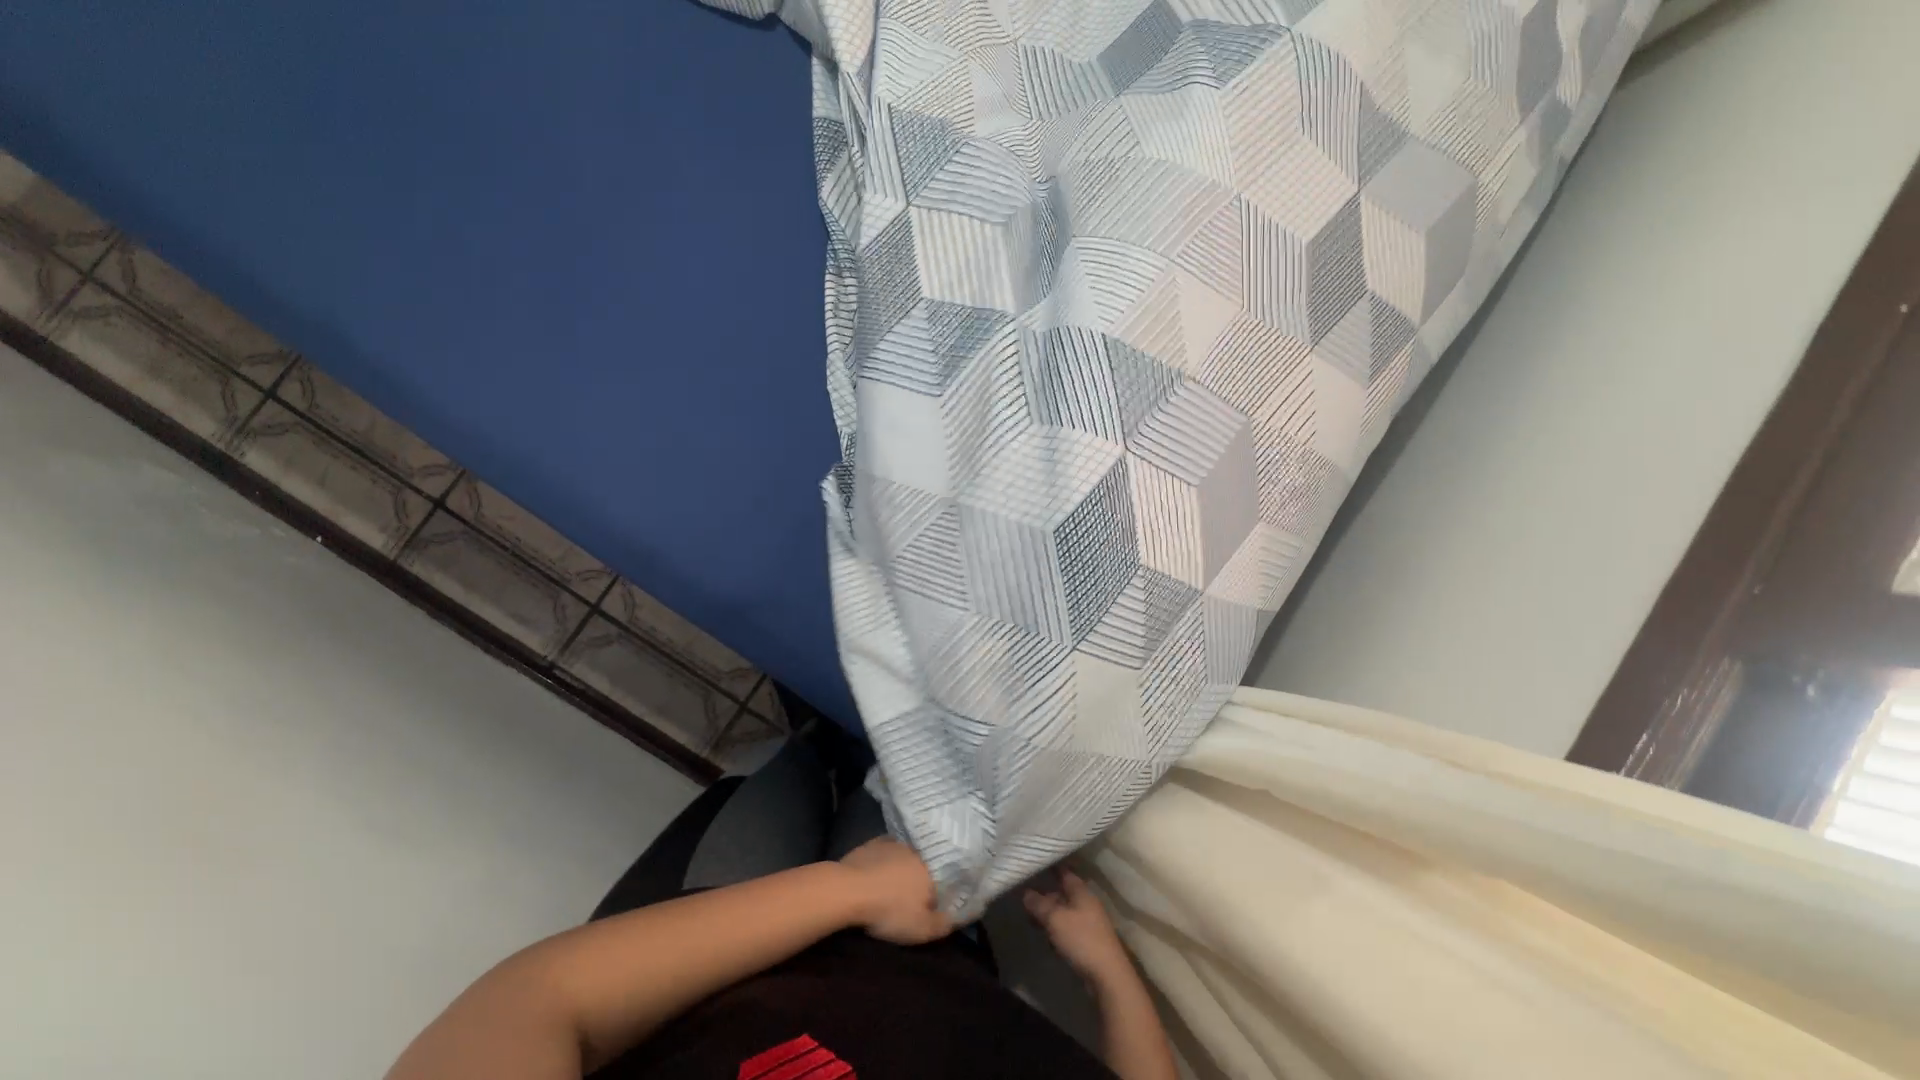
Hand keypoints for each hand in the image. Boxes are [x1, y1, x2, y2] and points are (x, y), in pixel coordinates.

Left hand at [837, 838, 952, 945]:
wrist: (849, 890)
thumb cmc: (889, 910)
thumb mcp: (922, 929)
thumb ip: (943, 924)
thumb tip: (956, 918)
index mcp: (932, 871)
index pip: (942, 883)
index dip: (937, 897)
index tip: (928, 909)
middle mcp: (917, 852)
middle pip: (923, 868)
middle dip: (919, 881)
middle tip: (907, 899)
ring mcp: (894, 844)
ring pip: (904, 857)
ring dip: (901, 869)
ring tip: (890, 887)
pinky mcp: (873, 842)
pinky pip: (884, 852)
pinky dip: (883, 861)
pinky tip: (875, 873)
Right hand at [1024, 868, 1130, 981]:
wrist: (1107, 975)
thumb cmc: (1081, 940)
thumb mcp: (1055, 919)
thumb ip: (1039, 904)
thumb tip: (1026, 892)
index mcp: (1082, 892)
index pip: (1065, 872)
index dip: (1051, 867)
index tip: (1035, 863)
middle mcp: (1087, 903)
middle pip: (1063, 893)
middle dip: (1045, 895)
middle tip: (1025, 898)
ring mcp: (1089, 922)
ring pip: (1065, 912)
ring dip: (1049, 914)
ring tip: (1031, 919)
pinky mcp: (1088, 940)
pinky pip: (1068, 928)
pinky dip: (1056, 929)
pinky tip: (1047, 937)